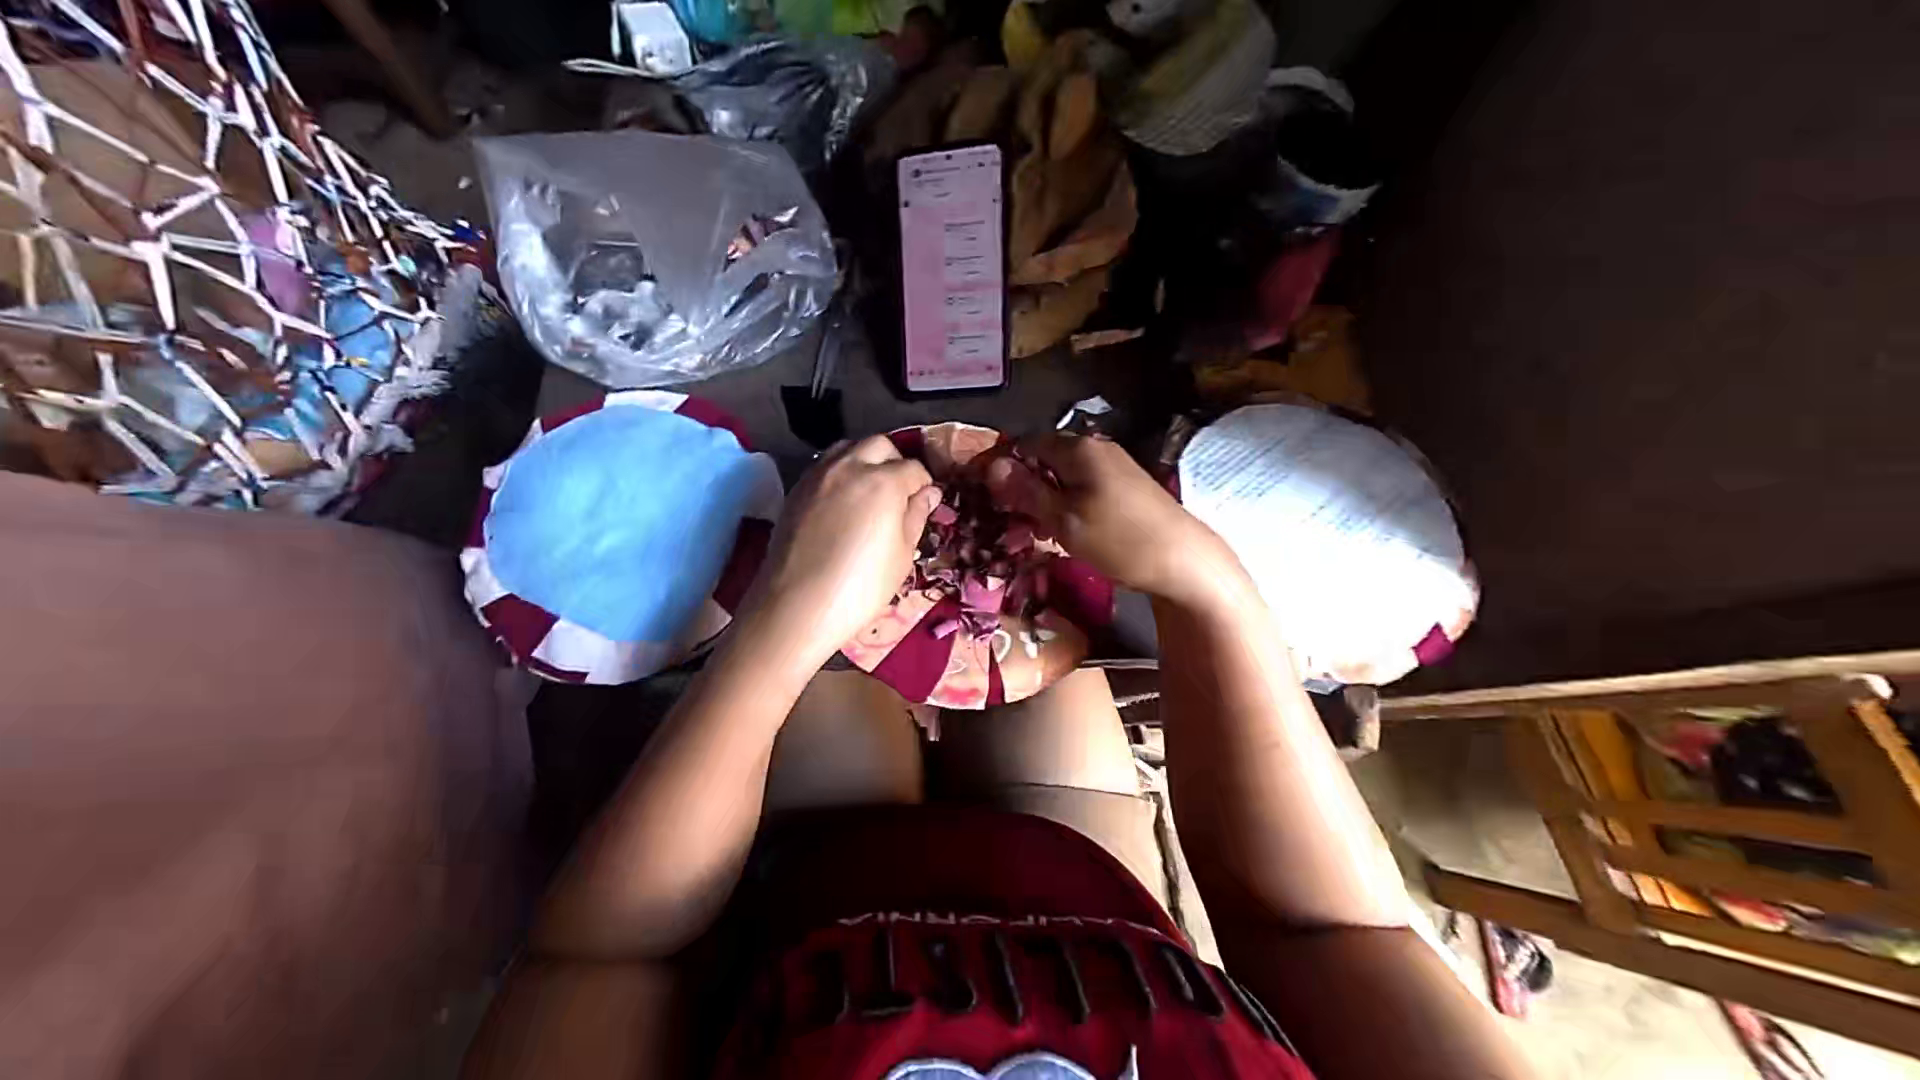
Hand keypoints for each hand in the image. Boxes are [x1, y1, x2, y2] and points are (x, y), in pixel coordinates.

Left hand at [745, 436, 939, 664]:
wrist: (796, 607)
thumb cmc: (860, 587)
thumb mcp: (902, 555)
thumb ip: (916, 516)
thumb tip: (928, 493)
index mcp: (883, 481)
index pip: (914, 468)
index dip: (923, 485)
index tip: (924, 502)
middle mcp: (850, 466)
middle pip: (880, 445)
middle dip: (895, 461)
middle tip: (899, 491)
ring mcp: (818, 475)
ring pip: (848, 448)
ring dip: (865, 460)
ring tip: (869, 491)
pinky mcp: (796, 489)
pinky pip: (824, 466)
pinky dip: (840, 473)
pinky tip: (843, 501)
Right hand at [984, 433, 1247, 606]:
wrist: (1184, 561)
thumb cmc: (1118, 539)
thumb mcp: (1063, 519)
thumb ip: (1027, 491)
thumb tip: (991, 465)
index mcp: (1078, 448)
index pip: (1026, 443)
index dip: (1003, 465)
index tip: (986, 493)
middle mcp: (1097, 447)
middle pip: (1046, 457)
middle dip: (1024, 483)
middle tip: (1009, 517)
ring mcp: (1115, 465)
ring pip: (1065, 475)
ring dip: (1045, 497)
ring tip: (1035, 529)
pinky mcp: (1126, 486)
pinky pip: (1084, 486)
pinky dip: (1068, 503)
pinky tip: (1066, 529)